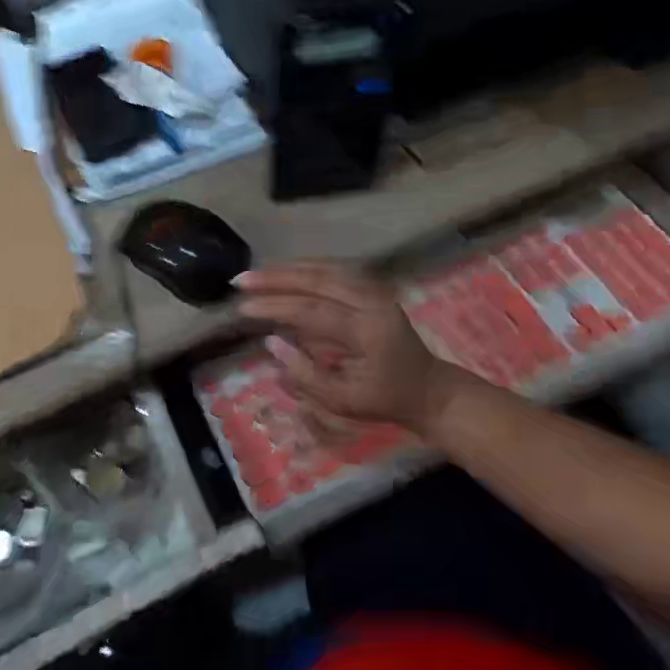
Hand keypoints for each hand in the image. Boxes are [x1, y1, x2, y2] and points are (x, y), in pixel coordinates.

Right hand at [237, 263, 452, 432]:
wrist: (428, 388)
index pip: (314, 311)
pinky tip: (285, 270)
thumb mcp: (344, 401)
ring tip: (256, 274)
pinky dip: (307, 267)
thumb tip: (272, 341)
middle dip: (276, 278)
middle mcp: (373, 303)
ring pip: (327, 268)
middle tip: (241, 280)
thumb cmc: (384, 399)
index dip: (276, 306)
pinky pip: (336, 269)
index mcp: (369, 331)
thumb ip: (306, 374)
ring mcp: (376, 291)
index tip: (243, 308)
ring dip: (288, 269)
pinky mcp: (373, 288)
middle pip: (319, 280)